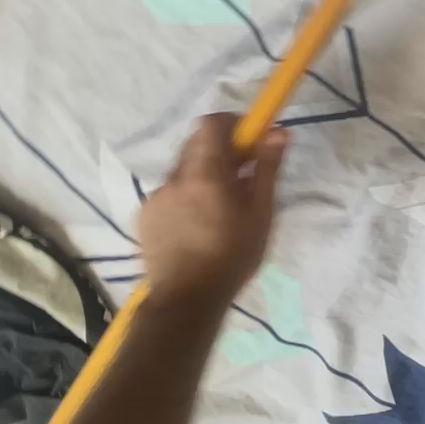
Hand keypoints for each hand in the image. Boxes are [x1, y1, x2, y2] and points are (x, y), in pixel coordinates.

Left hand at [138, 114, 288, 306]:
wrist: (187, 300)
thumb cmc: (233, 254)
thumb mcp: (261, 211)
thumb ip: (267, 167)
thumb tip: (279, 131)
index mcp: (206, 173)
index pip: (212, 123)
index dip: (234, 123)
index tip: (253, 139)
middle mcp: (175, 177)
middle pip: (197, 143)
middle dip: (222, 149)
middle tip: (245, 173)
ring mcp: (156, 196)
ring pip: (184, 168)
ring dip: (206, 173)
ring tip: (223, 205)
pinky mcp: (145, 215)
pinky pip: (172, 190)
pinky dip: (189, 194)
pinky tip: (201, 223)